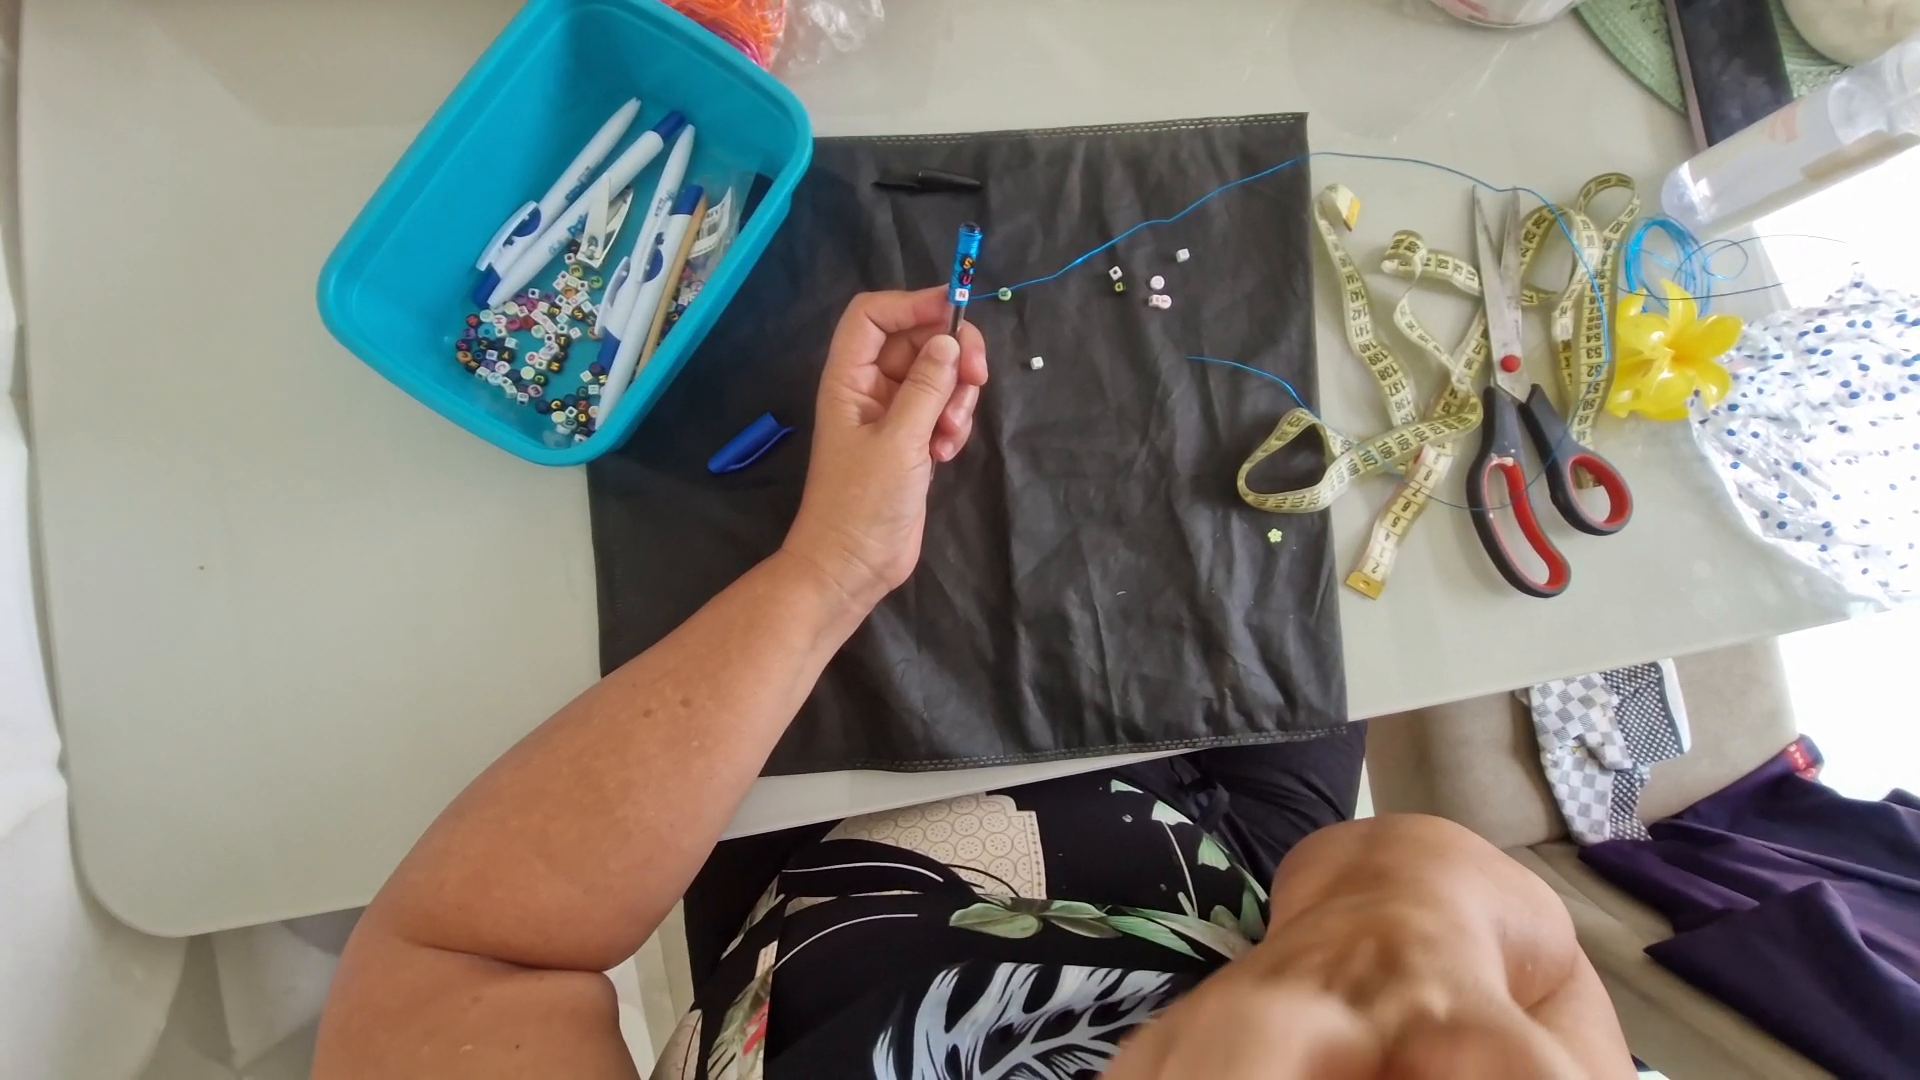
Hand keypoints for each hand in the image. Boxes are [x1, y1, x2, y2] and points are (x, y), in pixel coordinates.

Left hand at [782, 288, 988, 611]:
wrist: (854, 564)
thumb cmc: (864, 502)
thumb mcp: (899, 440)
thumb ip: (926, 387)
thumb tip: (950, 341)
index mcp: (850, 378)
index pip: (874, 316)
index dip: (912, 304)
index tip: (957, 311)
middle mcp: (871, 389)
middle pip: (917, 342)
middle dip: (951, 357)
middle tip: (978, 379)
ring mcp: (893, 416)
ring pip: (937, 378)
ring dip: (955, 399)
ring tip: (950, 436)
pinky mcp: (913, 441)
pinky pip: (941, 411)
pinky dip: (952, 425)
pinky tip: (946, 454)